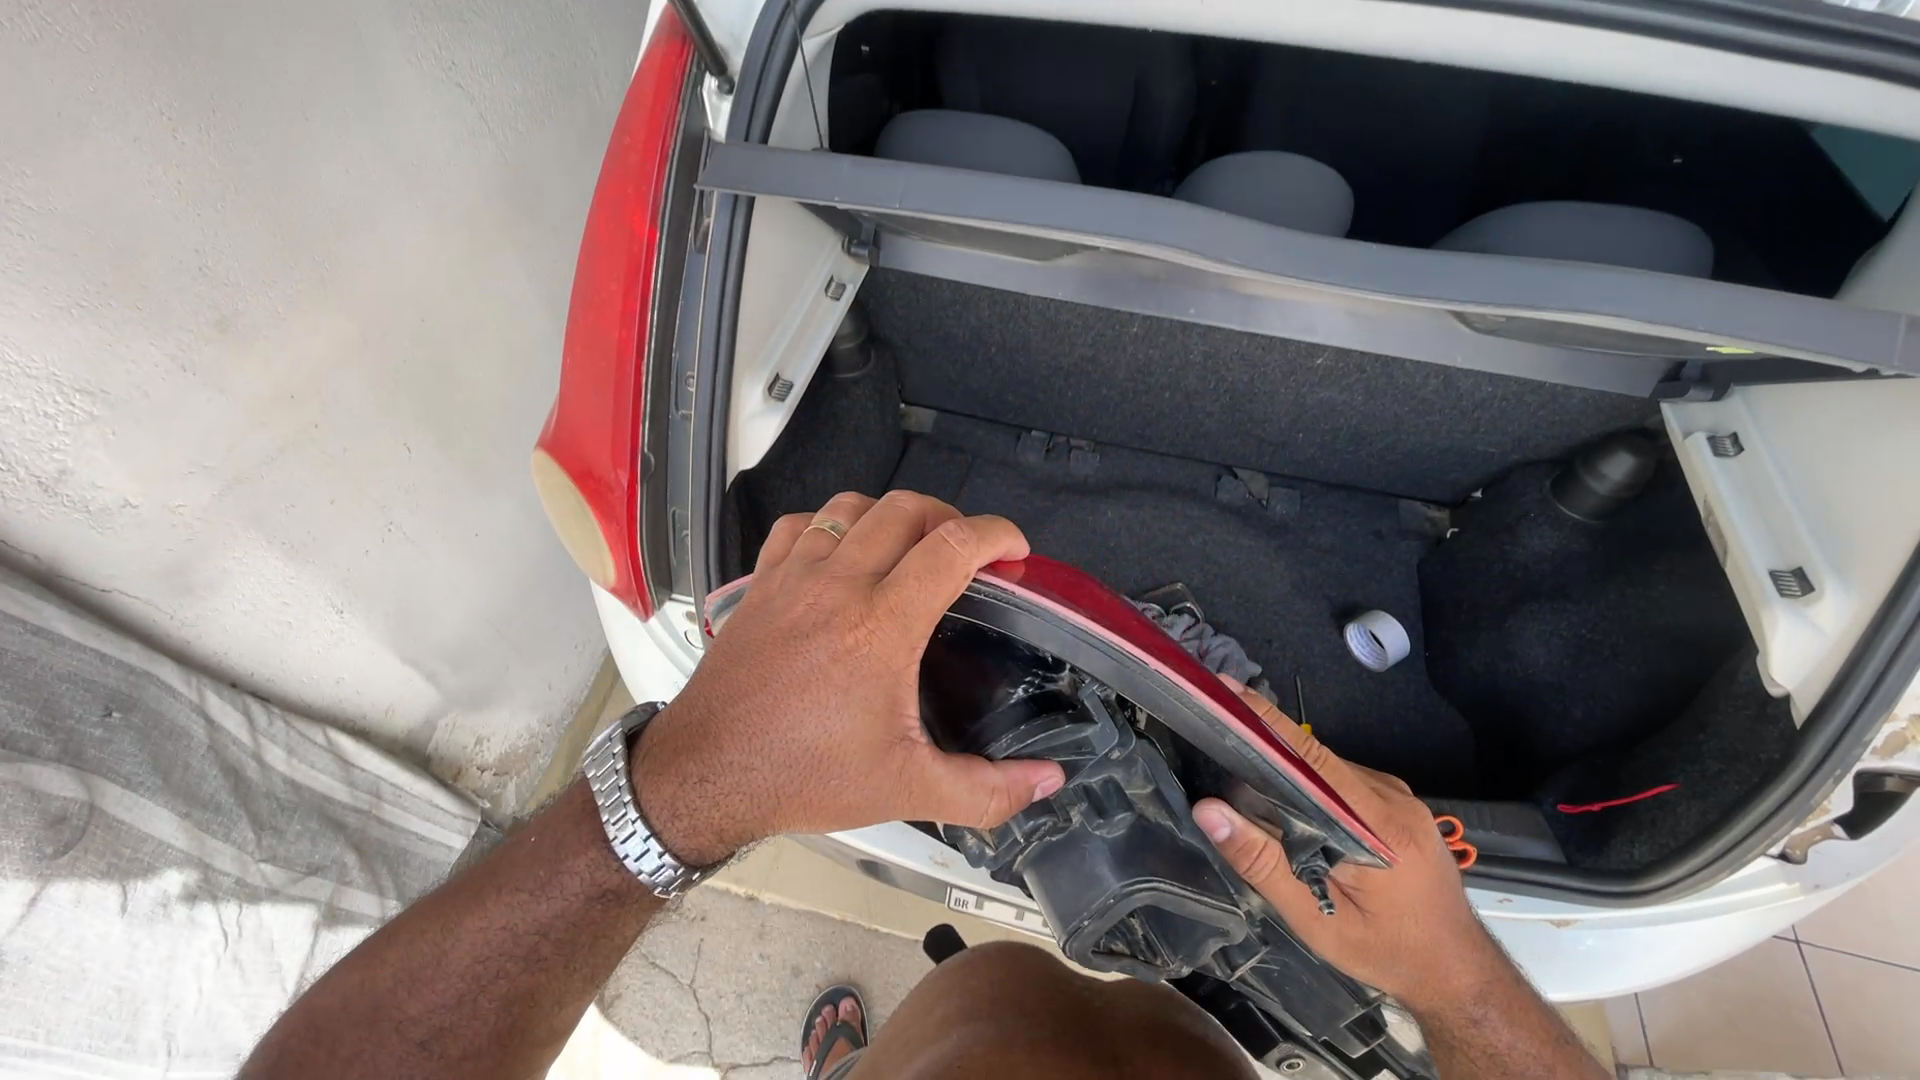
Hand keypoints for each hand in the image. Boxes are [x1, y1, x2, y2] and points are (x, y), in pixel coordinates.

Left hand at [629, 490, 1067, 865]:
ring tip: (909, 548)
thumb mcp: (905, 789)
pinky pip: (799, 525)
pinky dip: (830, 525)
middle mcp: (838, 585)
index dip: (996, 534)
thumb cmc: (802, 776)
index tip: (1015, 550)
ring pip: (851, 506)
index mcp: (881, 626)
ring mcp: (793, 578)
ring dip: (891, 515)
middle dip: (950, 518)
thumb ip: (985, 789)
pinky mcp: (760, 584)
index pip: (951, 546)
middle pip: (905, 509)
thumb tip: (1046, 780)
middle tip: (966, 554)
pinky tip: (840, 553)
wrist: (704, 774)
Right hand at [1191, 683, 1503, 1011]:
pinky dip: (1310, 785)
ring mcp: (1400, 799)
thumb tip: (1207, 811)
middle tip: (1214, 736)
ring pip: (1328, 770)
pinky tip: (1287, 805)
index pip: (1310, 756)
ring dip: (1288, 771)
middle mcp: (1392, 798)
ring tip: (1240, 774)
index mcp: (1377, 823)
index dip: (1265, 720)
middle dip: (1265, 744)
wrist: (1459, 974)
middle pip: (1316, 758)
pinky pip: (1343, 782)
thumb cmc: (1385, 950)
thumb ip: (1262, 863)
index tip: (1226, 688)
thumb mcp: (1315, 919)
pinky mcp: (1400, 806)